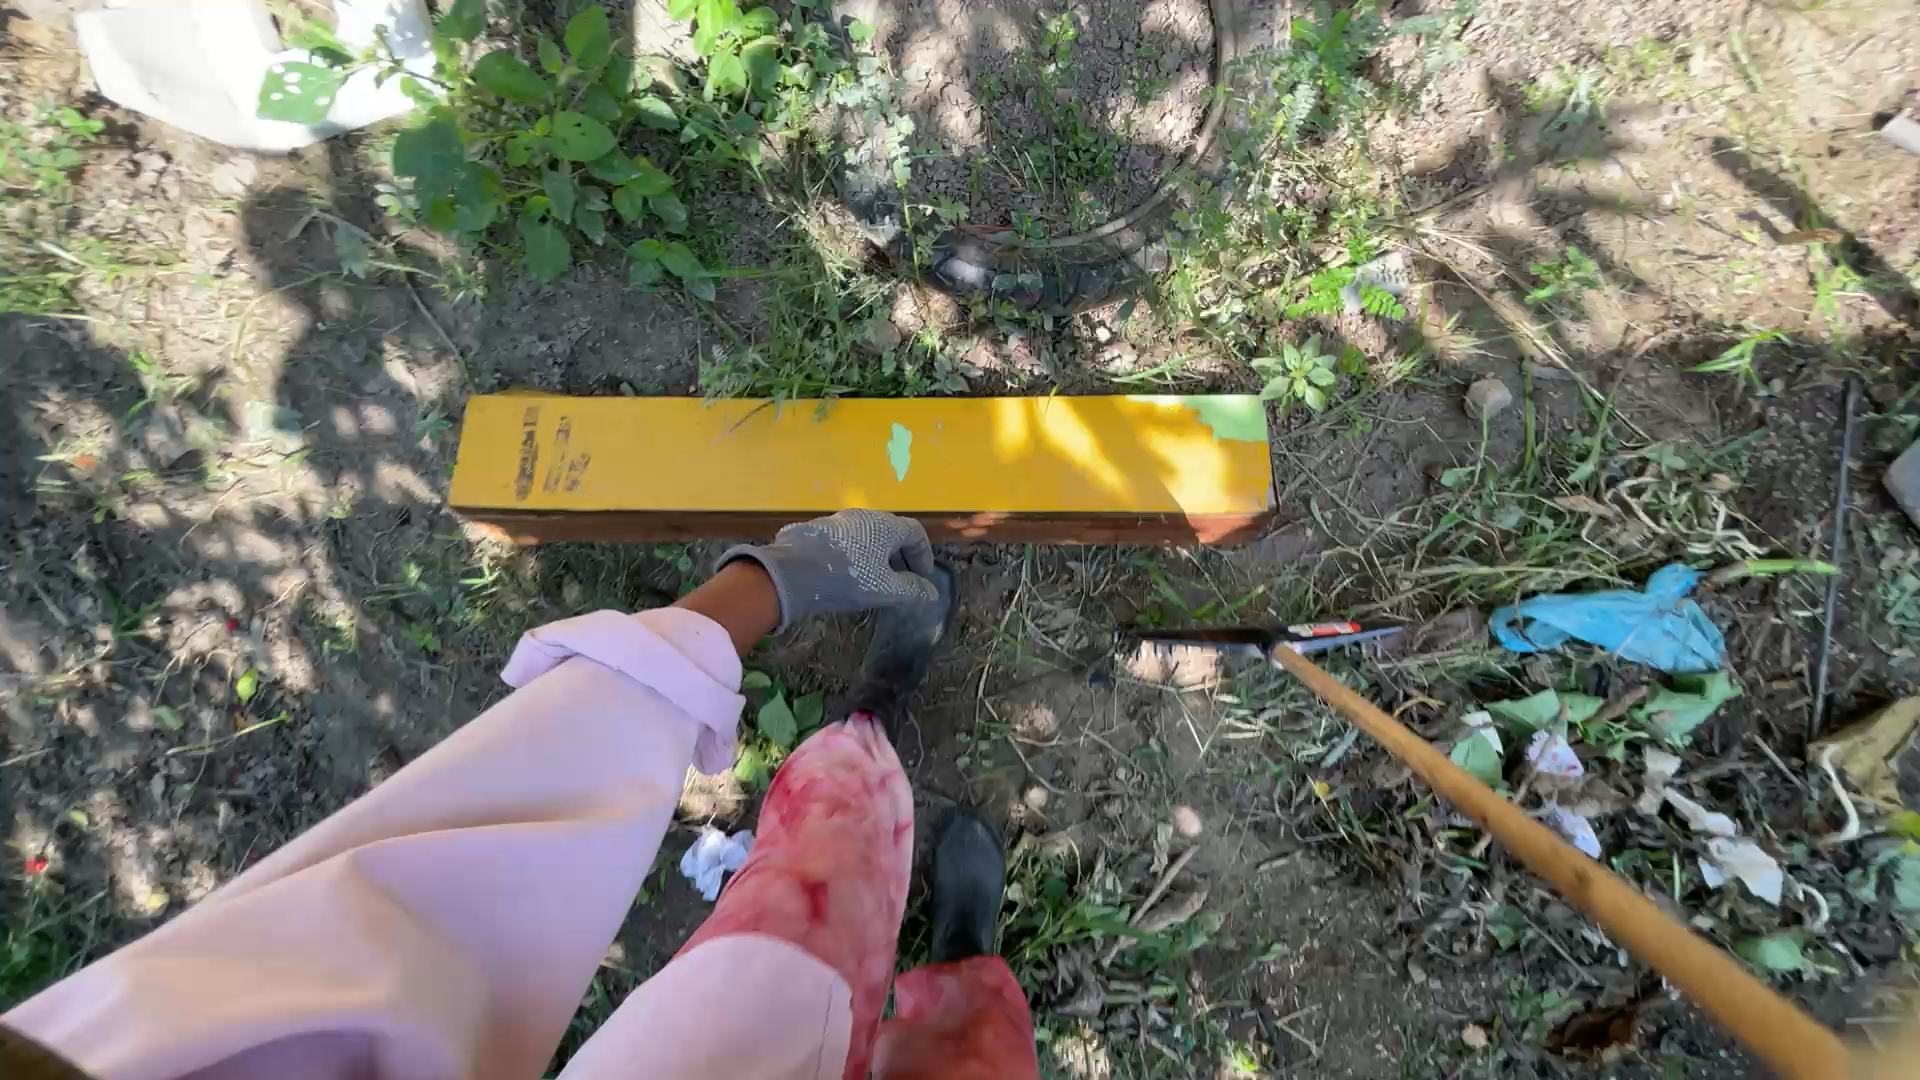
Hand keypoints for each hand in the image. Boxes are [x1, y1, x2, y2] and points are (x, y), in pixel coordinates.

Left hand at [718, 510, 938, 629]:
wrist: (791, 573)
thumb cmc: (847, 578)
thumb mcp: (885, 590)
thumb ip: (911, 590)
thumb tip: (930, 592)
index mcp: (885, 526)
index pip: (915, 532)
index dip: (923, 554)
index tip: (922, 577)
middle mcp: (863, 515)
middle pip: (890, 531)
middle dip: (900, 554)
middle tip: (901, 578)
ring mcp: (836, 520)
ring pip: (865, 534)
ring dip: (875, 554)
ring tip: (872, 577)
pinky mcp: (814, 530)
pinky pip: (843, 540)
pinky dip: (852, 554)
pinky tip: (843, 574)